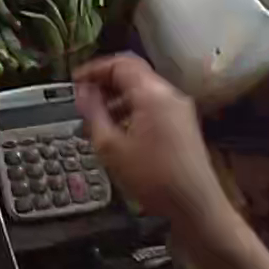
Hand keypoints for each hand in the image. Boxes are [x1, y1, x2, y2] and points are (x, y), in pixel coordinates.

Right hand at [74, 53, 230, 229]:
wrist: (195, 205)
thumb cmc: (153, 178)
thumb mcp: (111, 147)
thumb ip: (93, 113)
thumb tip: (83, 93)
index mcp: (152, 94)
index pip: (120, 63)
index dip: (94, 69)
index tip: (74, 82)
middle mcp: (169, 95)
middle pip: (132, 75)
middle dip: (104, 84)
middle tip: (82, 100)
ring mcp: (179, 109)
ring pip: (142, 91)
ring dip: (116, 99)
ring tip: (95, 120)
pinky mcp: (182, 125)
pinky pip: (152, 106)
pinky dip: (131, 111)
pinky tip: (117, 133)